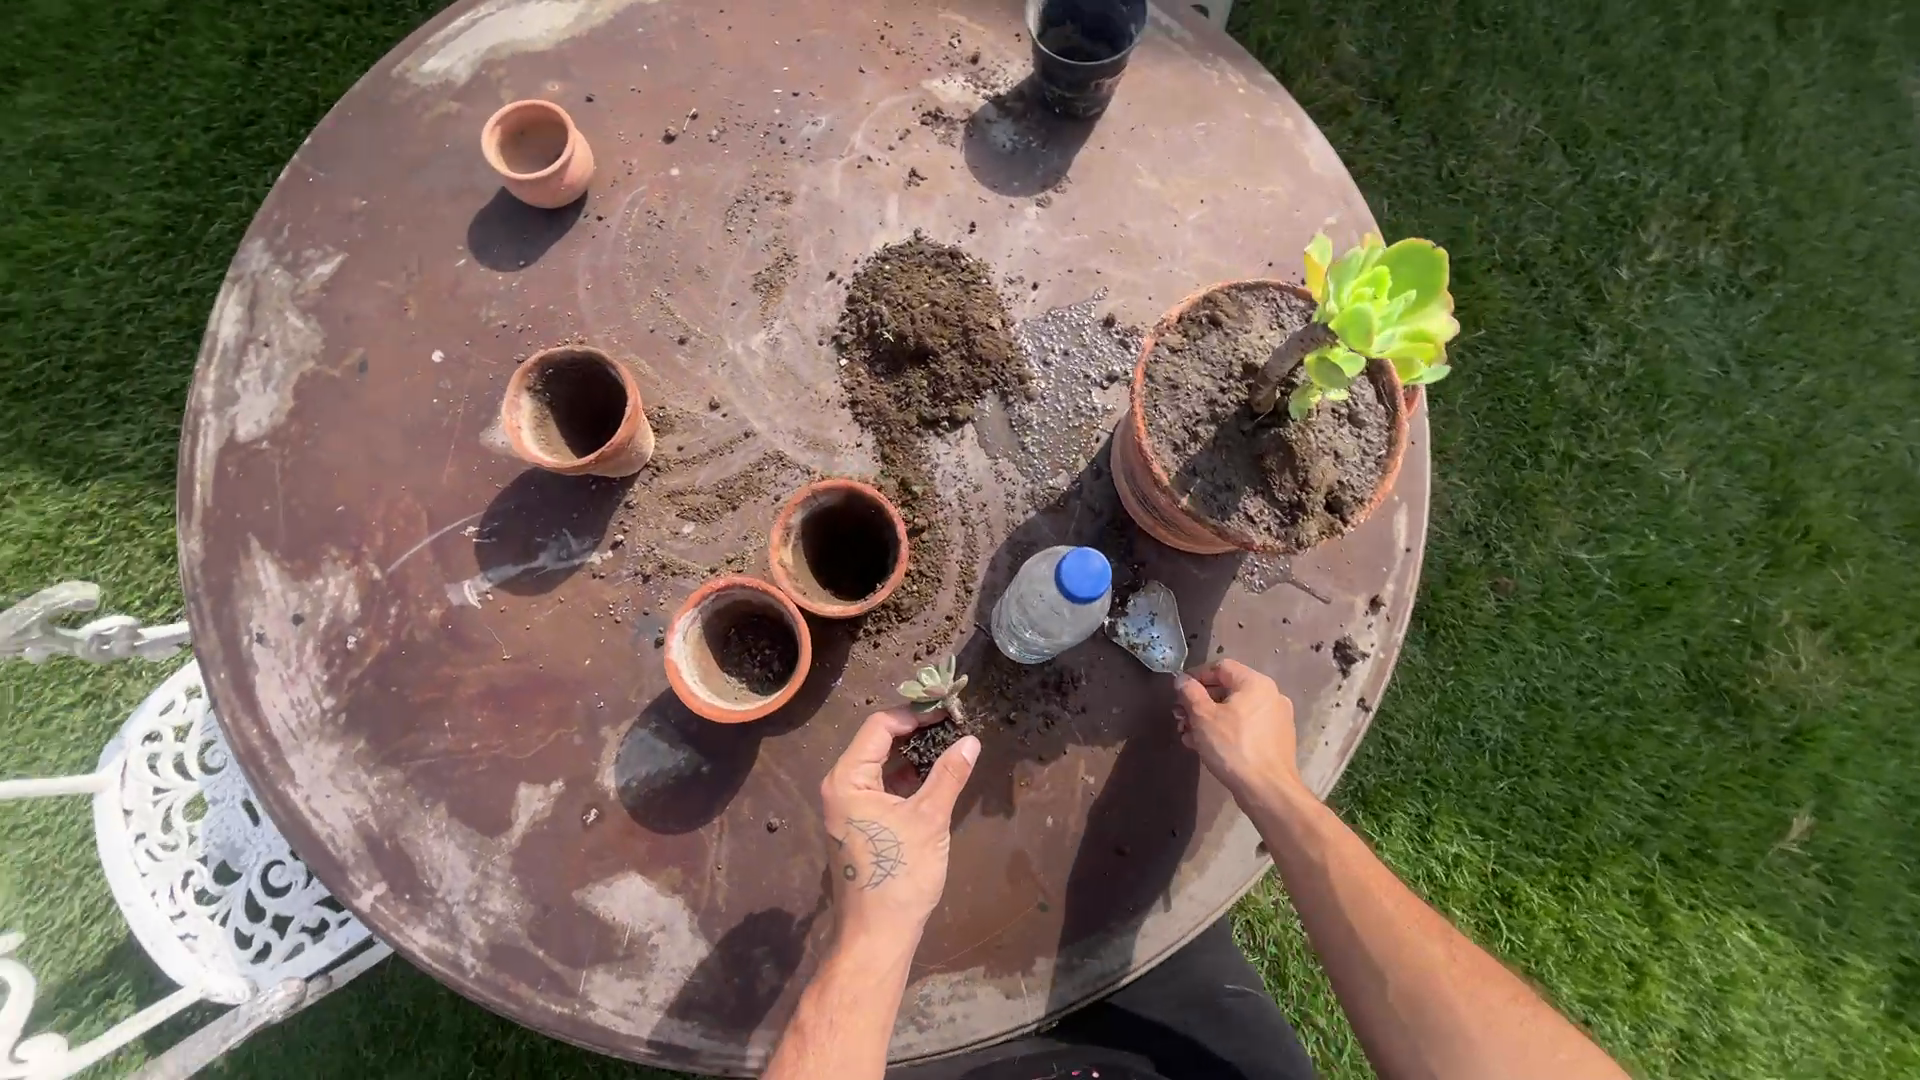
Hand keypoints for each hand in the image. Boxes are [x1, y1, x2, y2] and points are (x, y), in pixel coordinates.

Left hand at [819, 710, 979, 951]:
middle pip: (878, 742)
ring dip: (913, 755)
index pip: (879, 726)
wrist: (877, 937)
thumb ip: (949, 774)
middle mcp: (840, 786)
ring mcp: (848, 806)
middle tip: (952, 726)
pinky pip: (883, 787)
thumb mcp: (929, 818)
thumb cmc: (899, 875)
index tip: (947, 713)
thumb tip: (971, 740)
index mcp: (847, 778)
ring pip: (882, 765)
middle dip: (916, 732)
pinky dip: (907, 778)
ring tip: (949, 746)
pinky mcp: (859, 824)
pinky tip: (936, 776)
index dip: (914, 715)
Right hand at [1173, 659, 1303, 804]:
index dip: (1196, 676)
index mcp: (1256, 684)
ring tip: (1189, 735)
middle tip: (1180, 717)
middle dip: (1199, 702)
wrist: (1268, 791)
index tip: (1179, 693)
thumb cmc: (1233, 747)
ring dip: (1209, 719)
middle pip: (1227, 689)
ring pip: (1235, 710)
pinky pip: (1246, 727)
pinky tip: (1207, 747)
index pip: (1221, 667)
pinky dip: (1226, 731)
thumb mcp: (1203, 717)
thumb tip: (1182, 680)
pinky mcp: (1276, 740)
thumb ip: (1190, 692)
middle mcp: (1271, 696)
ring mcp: (1276, 719)